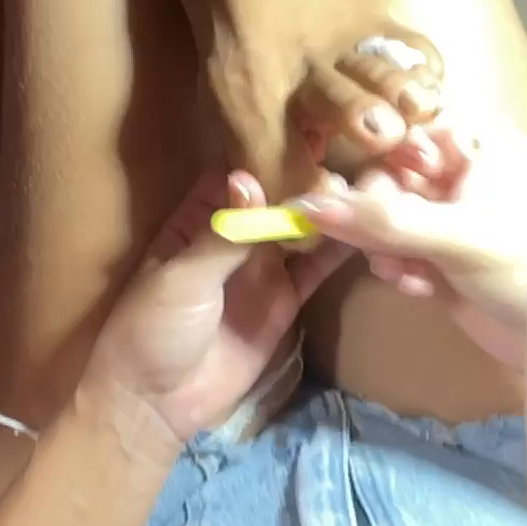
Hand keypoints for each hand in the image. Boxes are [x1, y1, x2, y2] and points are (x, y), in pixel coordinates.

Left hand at [84, 170, 351, 442]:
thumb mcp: (181, 277)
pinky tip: (371, 230)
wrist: (157, 403)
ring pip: (299, 230)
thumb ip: (221, 233)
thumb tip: (247, 176)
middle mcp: (233, 236)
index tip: (310, 122)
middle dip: (307, 177)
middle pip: (275, 198)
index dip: (266, 150)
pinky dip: (338, 253)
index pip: (235, 174)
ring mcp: (261, 268)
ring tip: (373, 182)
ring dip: (329, 211)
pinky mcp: (283, 301)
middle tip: (356, 149)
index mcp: (195, 220)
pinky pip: (314, 271)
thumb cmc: (152, 329)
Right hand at [292, 113, 526, 364]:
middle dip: (377, 216)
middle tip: (383, 248)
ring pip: (383, 215)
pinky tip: (418, 287)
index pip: (402, 129)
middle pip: (385, 175)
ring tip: (405, 273)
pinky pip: (394, 247)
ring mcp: (448, 212)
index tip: (359, 196)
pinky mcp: (439, 252)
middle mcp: (459, 169)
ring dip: (383, 247)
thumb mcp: (454, 237)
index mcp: (478, 143)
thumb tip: (302, 205)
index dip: (376, 160)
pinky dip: (398, 267)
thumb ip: (379, 219)